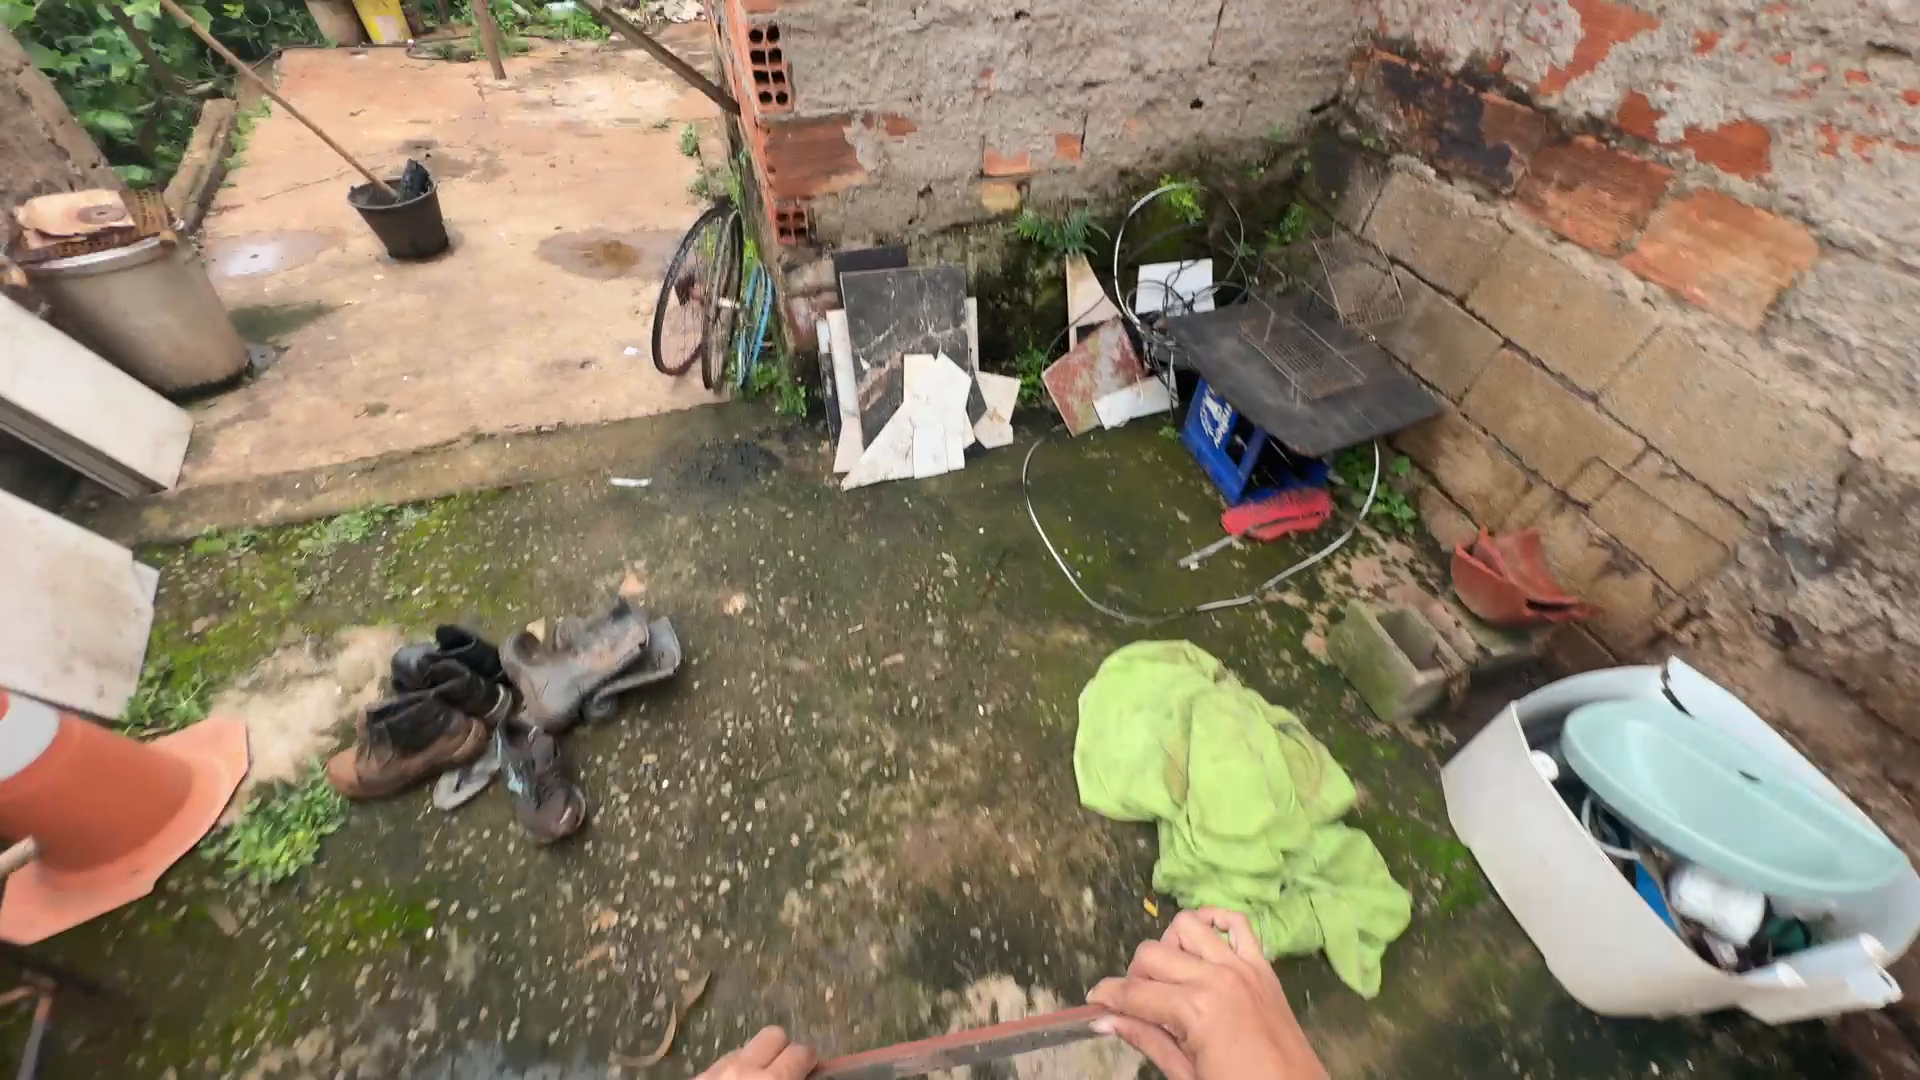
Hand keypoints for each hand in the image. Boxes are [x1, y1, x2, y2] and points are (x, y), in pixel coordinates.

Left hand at [695, 1026, 816, 1079]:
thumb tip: (805, 1069)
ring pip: (744, 1048)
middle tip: (785, 1069)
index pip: (802, 1052)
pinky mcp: (695, 1076)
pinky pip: (720, 1063)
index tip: (811, 1068)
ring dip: (754, 1060)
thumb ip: (793, 1079)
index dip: (810, 1059)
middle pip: (774, 1034)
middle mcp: (742, 1068)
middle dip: (783, 1048)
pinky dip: (730, 1071)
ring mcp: (714, 1070)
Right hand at [1087, 908, 1326, 1079]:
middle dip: (1135, 977)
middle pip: (1152, 954)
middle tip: (1138, 1005)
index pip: (1135, 993)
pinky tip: (1204, 942)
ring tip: (1172, 978)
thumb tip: (1106, 1020)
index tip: (1094, 1002)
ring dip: (1171, 947)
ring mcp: (1242, 966)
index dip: (1108, 997)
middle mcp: (1215, 976)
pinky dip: (1215, 921)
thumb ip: (1148, 1041)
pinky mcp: (1263, 966)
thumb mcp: (1189, 1079)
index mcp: (1196, 1010)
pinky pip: (1236, 922)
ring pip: (1186, 925)